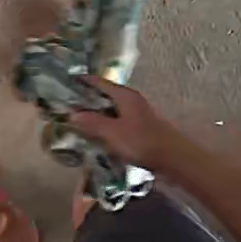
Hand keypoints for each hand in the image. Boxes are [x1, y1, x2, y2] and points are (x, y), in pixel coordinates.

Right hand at [66, 76, 190, 171]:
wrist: (175, 160)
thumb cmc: (142, 141)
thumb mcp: (112, 132)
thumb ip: (91, 122)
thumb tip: (71, 114)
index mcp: (124, 95)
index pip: (99, 82)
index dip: (82, 81)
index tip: (65, 82)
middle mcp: (131, 100)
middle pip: (105, 95)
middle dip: (87, 99)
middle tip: (67, 104)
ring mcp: (137, 113)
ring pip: (111, 108)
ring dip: (96, 113)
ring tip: (78, 120)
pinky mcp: (141, 127)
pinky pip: (117, 120)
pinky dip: (105, 123)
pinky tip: (97, 133)